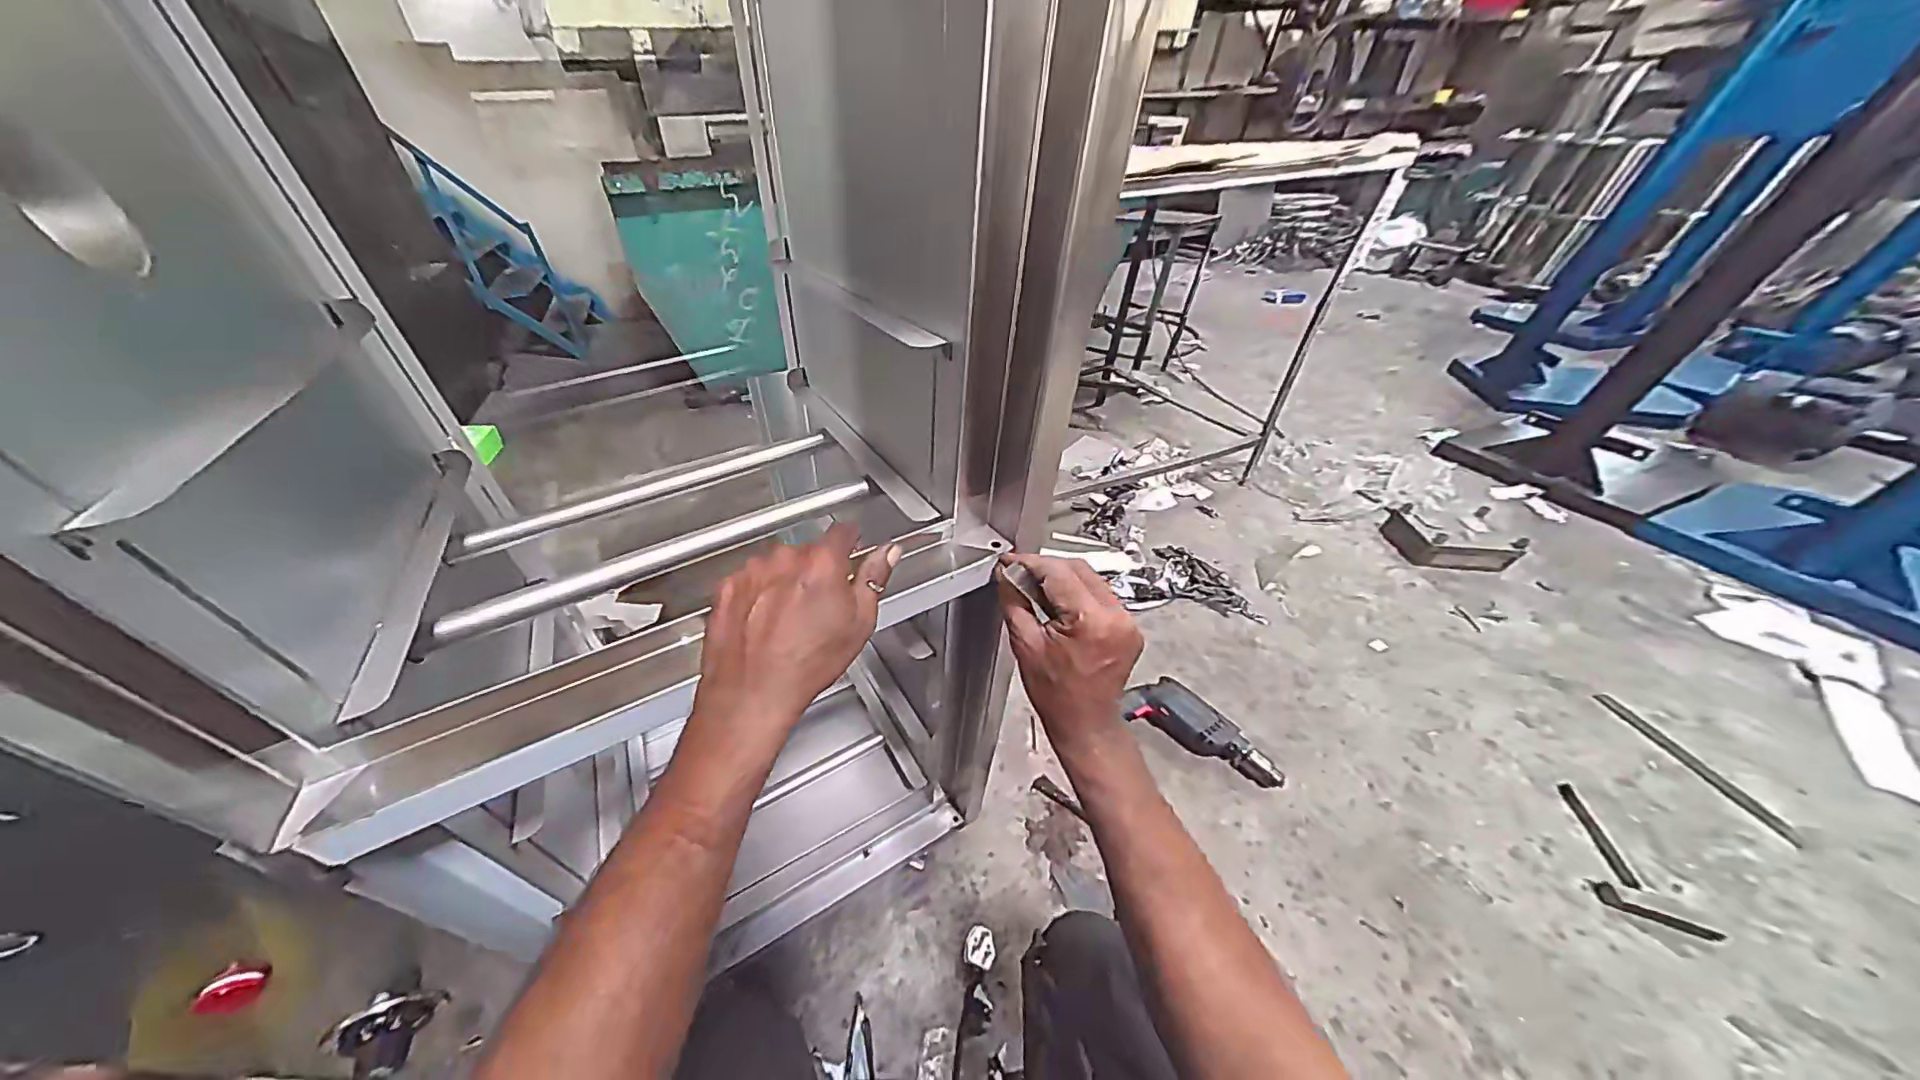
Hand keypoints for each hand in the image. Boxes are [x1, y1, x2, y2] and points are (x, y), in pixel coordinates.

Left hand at [692, 523, 899, 746]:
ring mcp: (753, 572)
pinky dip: (759, 594)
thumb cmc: (804, 665)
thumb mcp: (859, 623)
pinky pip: (751, 580)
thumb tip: (885, 555)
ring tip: (792, 619)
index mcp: (822, 563)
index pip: (842, 532)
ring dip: (787, 581)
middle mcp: (785, 559)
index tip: (852, 548)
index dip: (852, 541)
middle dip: (817, 570)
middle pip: (808, 550)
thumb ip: (874, 578)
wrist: (752, 692)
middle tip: (824, 603)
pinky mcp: (728, 587)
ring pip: (778, 565)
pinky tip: (768, 623)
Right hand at [998, 553, 1142, 755]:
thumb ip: (1015, 602)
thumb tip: (1007, 576)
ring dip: (1062, 579)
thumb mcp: (1025, 645)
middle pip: (1078, 569)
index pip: (1058, 572)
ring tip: (1036, 591)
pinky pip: (1101, 595)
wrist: (1085, 723)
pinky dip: (1077, 593)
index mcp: (1092, 621)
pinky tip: (1058, 604)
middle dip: (1046, 568)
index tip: (1011, 563)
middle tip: (1019, 574)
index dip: (1030, 564)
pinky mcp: (1129, 627)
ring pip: (1091, 578)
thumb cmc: (1058, 696)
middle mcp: (1117, 618)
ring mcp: (1127, 622)